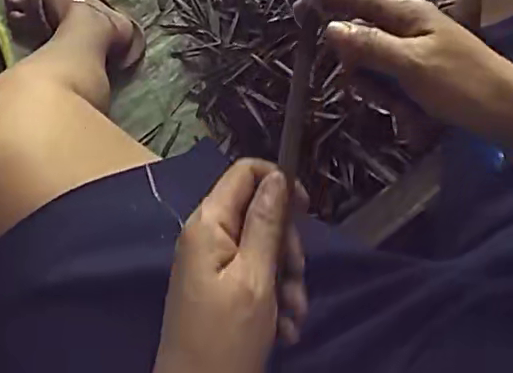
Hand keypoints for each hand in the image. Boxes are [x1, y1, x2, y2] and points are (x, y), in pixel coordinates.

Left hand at [154, 159, 307, 372]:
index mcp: (209, 223)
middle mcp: (207, 235)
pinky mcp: (218, 290)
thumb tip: (278, 177)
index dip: (278, 180)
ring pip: (262, 246)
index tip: (305, 209)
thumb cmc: (225, 342)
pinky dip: (274, 295)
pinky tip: (286, 328)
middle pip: (258, 210)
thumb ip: (267, 222)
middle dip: (286, 242)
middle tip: (298, 275)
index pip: (245, 171)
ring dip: (286, 276)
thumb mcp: (255, 279)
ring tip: (295, 314)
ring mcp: (211, 263)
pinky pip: (254, 274)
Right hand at [321, 0, 512, 139]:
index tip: (299, 10)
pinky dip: (400, 102)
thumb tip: (330, 27)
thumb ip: (369, 46)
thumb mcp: (410, 65)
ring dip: (382, 91)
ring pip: (377, 65)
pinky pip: (396, 83)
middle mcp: (409, 23)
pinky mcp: (425, 71)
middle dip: (360, 67)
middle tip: (369, 90)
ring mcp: (418, 48)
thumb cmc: (462, 82)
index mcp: (405, 11)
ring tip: (405, 110)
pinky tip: (417, 120)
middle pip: (362, 36)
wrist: (511, 112)